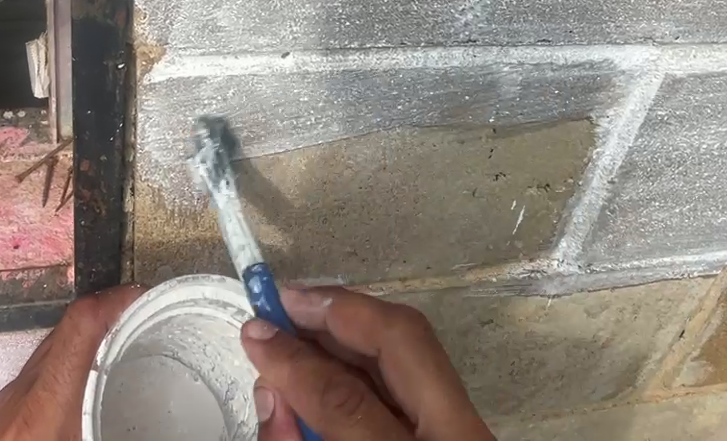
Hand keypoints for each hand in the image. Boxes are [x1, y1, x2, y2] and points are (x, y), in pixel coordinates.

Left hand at [0, 284, 143, 440]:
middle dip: (108, 319)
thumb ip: (106, 426)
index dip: (117, 299)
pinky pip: (34, 382)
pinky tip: (79, 408)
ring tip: (119, 365)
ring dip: (85, 350)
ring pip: (48, 356)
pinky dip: (64, 380)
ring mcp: (1, 407)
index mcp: (45, 408)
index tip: (146, 297)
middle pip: (66, 331)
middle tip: (145, 327)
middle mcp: (20, 397)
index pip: (81, 323)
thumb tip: (148, 426)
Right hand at [241, 285, 495, 440]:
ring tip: (300, 316)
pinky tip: (335, 352)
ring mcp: (473, 433)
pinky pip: (418, 369)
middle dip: (339, 309)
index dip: (293, 360)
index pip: (348, 402)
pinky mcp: (470, 428)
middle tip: (282, 299)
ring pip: (417, 344)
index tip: (252, 329)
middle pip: (405, 341)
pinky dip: (372, 351)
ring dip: (354, 322)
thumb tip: (271, 386)